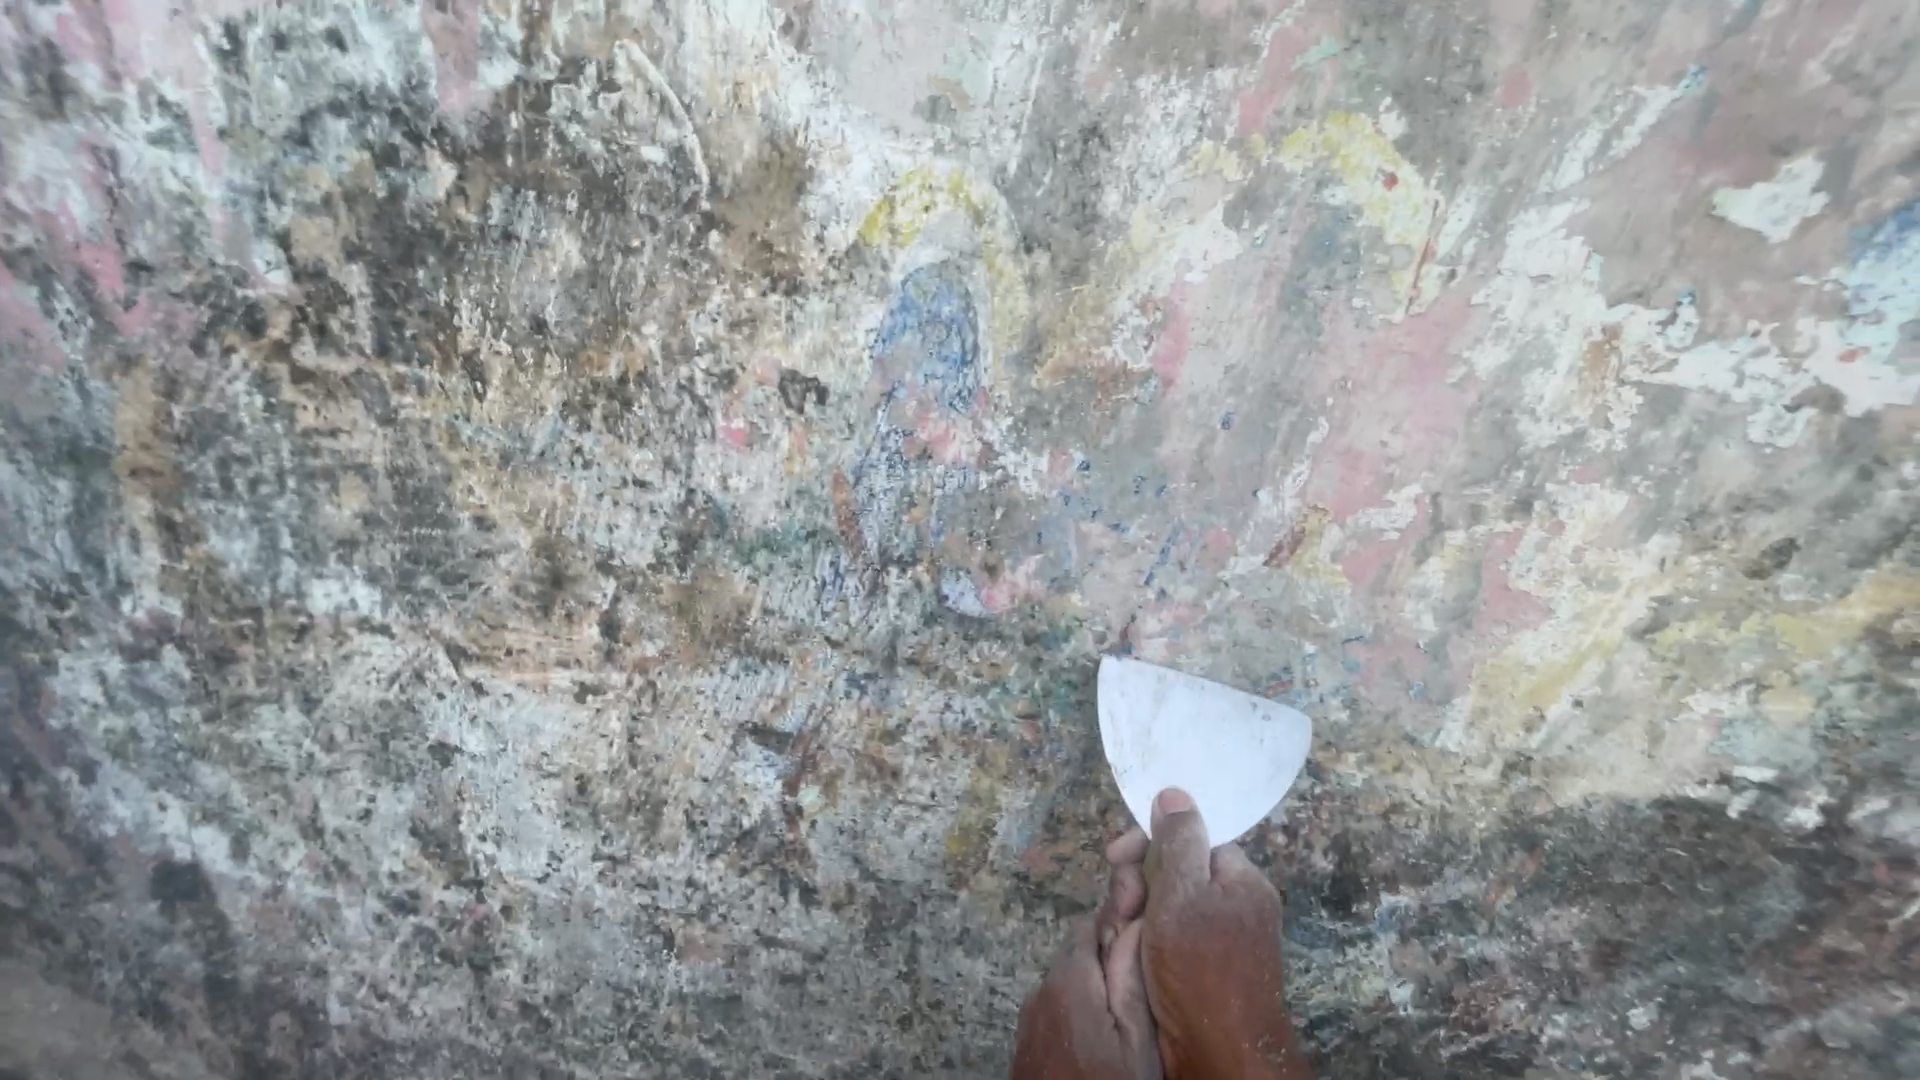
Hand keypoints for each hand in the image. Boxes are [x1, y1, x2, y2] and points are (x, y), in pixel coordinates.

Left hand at [1008, 867, 1159, 1078]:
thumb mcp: (1135, 1038)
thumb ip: (1130, 976)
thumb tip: (1135, 921)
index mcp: (1069, 977)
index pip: (1089, 924)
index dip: (1116, 927)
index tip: (1141, 944)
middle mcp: (1042, 987)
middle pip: (1076, 952)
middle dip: (1105, 960)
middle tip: (1138, 991)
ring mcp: (1030, 1016)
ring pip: (1065, 981)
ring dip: (1090, 989)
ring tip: (1121, 1022)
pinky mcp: (1026, 1042)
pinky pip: (1054, 1009)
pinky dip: (1075, 1013)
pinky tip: (1096, 1042)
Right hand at [1132, 788, 1310, 1079]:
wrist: (1217, 1056)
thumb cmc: (1201, 968)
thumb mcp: (1184, 893)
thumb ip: (1178, 841)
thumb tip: (1174, 792)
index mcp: (1241, 881)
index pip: (1191, 838)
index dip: (1150, 841)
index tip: (1115, 854)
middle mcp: (1233, 905)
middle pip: (1174, 871)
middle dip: (1138, 881)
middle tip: (1120, 905)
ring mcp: (1217, 939)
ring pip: (1163, 905)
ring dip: (1134, 912)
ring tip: (1118, 933)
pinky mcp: (1199, 968)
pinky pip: (1165, 935)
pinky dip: (1143, 938)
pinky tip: (1125, 950)